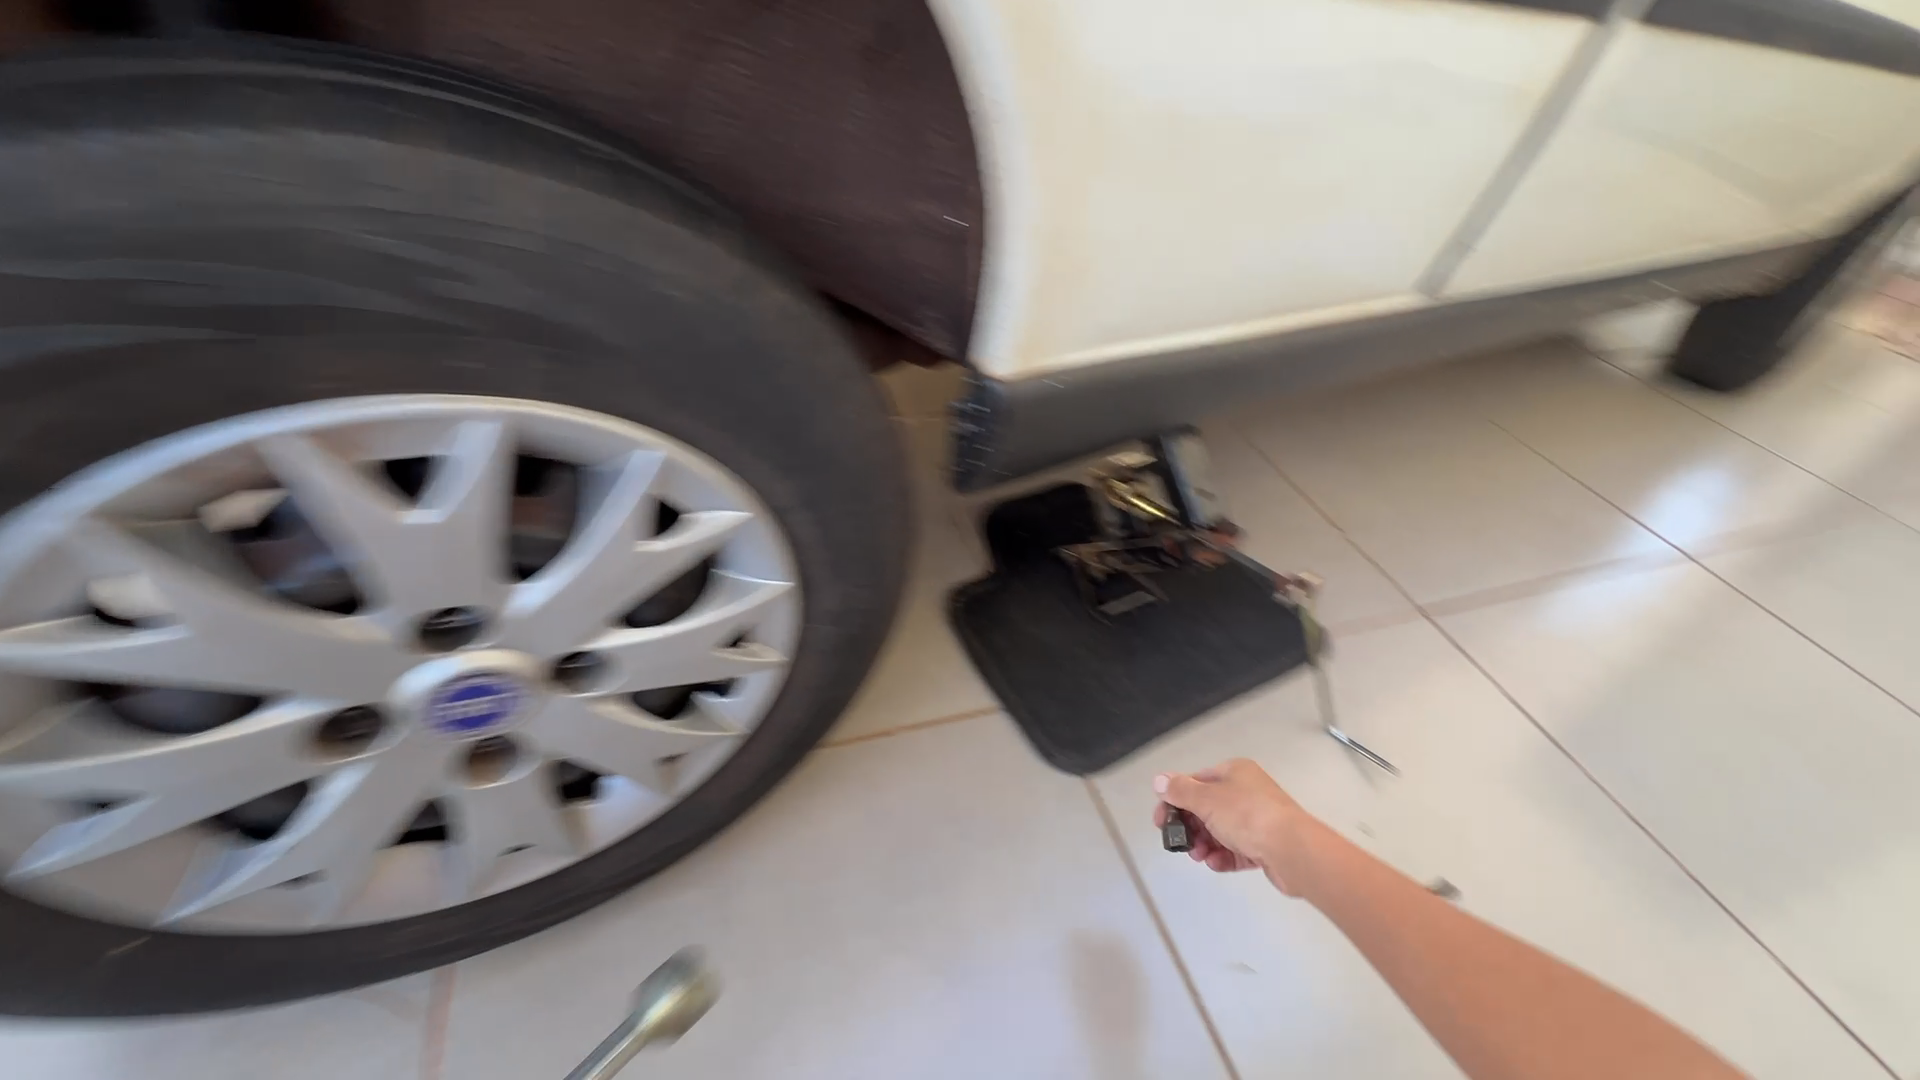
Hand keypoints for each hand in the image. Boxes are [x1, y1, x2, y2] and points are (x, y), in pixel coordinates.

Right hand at [1154, 758, 1316, 894]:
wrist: (1293, 851)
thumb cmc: (1249, 816)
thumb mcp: (1206, 799)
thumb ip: (1180, 790)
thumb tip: (1160, 780)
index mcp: (1234, 772)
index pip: (1196, 781)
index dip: (1175, 800)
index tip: (1161, 820)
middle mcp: (1247, 792)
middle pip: (1207, 807)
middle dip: (1190, 826)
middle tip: (1179, 841)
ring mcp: (1258, 820)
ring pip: (1220, 830)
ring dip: (1204, 843)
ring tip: (1198, 855)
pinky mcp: (1265, 846)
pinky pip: (1236, 850)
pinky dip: (1223, 856)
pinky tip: (1215, 862)